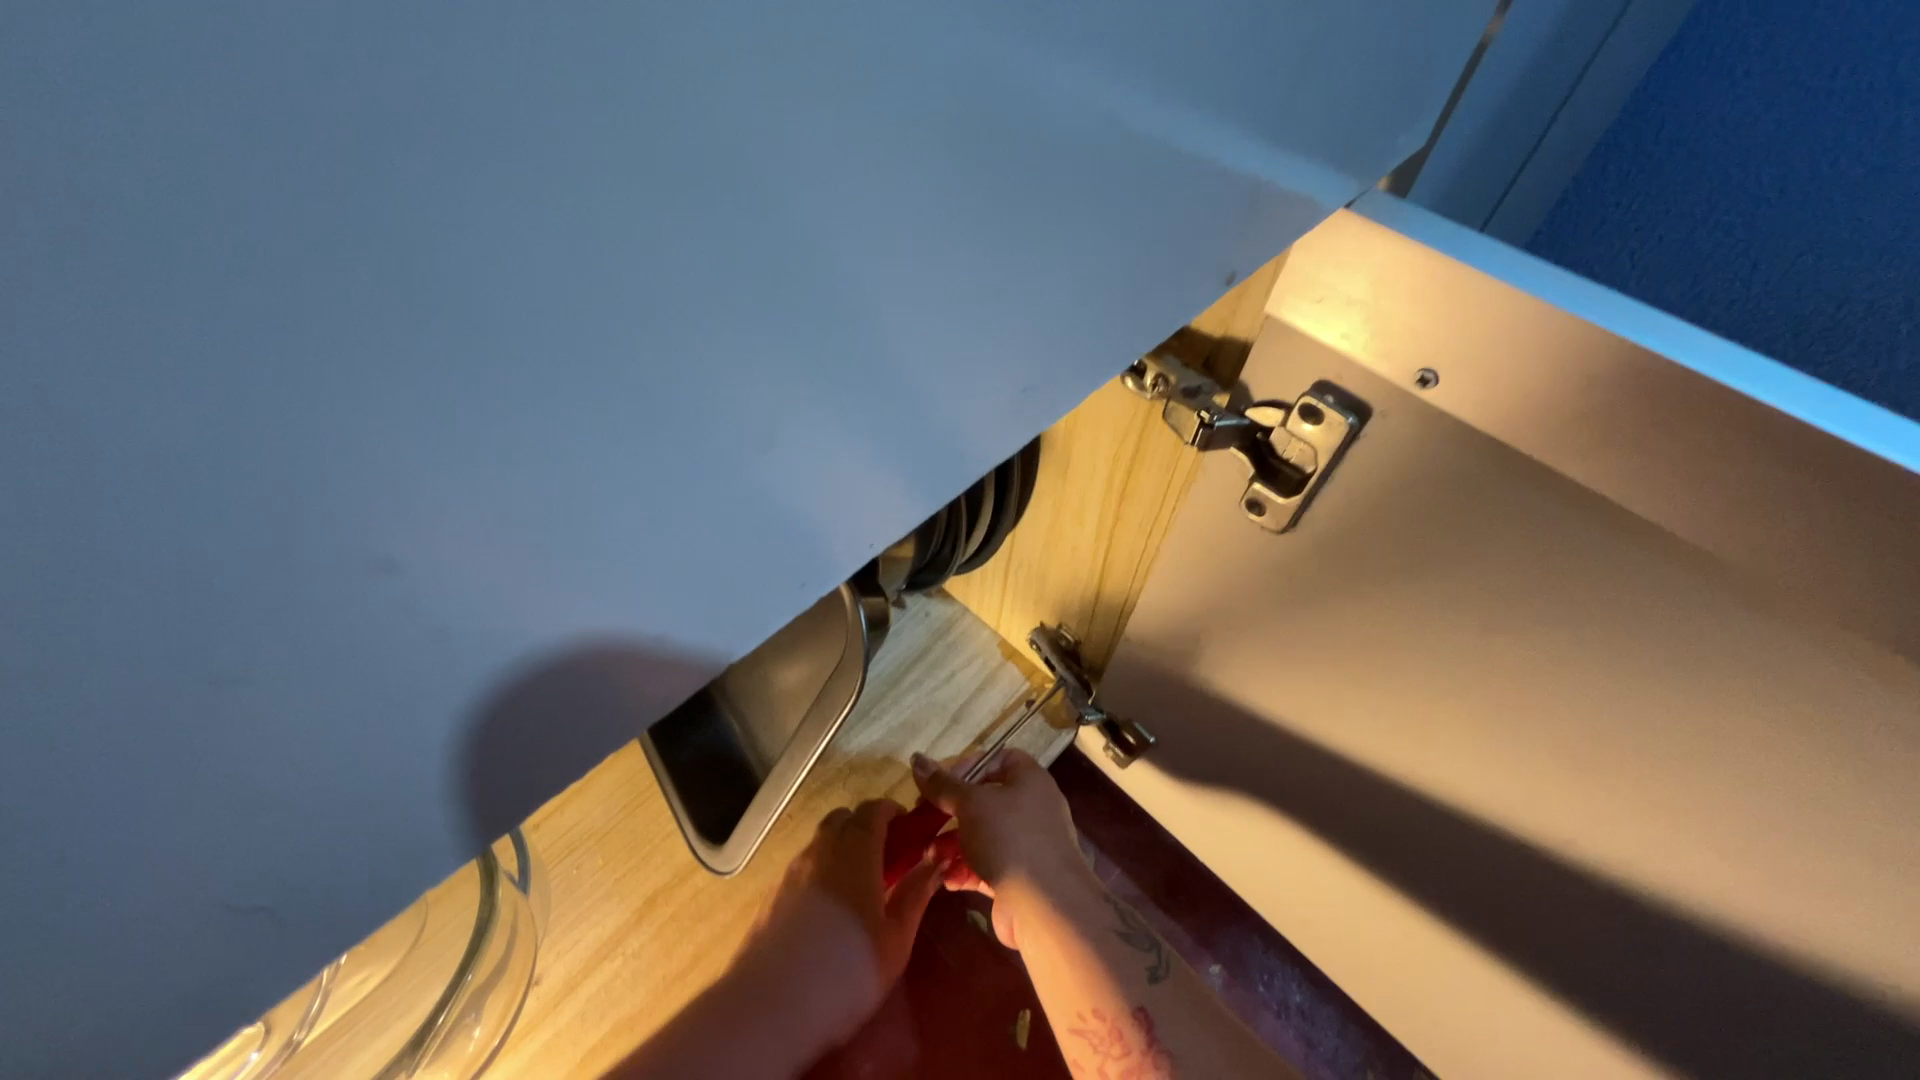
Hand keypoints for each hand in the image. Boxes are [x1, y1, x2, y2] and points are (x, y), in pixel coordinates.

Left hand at [731, 800, 946, 1044]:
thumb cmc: (847, 971)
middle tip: (885, 856)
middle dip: (865, 825)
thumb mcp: (896, 937)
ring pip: (820, 841)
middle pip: (843, 818)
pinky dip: (820, 871)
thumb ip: (917, 892)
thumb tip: (938, 861)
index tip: (907, 827)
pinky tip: (828, 909)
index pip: (873, 809)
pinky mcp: (772, 894)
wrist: (771, 1004)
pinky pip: (803, 866)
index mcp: (856, 851)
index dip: (891, 810)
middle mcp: (821, 850)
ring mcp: (792, 871)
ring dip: (841, 848)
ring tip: (858, 885)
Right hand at [910, 749, 1089, 948]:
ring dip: (954, 844)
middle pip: (987, 800)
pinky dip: (966, 870)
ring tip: (930, 855)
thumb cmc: (1008, 837)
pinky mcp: (1020, 877)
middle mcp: (1033, 808)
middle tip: (926, 818)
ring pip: (984, 836)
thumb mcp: (970, 803)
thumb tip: (917, 759)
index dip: (969, 765)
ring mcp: (1028, 845)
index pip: (999, 759)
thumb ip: (942, 784)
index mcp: (1029, 780)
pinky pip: (988, 865)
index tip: (942, 782)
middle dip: (953, 812)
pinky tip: (947, 879)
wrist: (1044, 904)